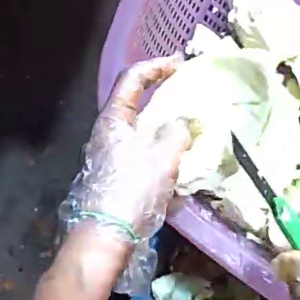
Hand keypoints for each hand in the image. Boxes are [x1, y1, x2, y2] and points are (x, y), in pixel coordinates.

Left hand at [60, 56, 194, 291]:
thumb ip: (177, 131)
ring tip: (191, 131)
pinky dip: (163, 154)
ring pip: (142, 132)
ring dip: (166, 129)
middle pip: (137, 104)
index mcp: (113, 119)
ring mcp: (110, 156)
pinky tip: (181, 165)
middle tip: (189, 95)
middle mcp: (108, 133)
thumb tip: (184, 123)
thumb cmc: (132, 190)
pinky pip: (144, 156)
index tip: (180, 63)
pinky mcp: (118, 177)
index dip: (156, 66)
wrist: (107, 236)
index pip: (132, 79)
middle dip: (164, 98)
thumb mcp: (162, 155)